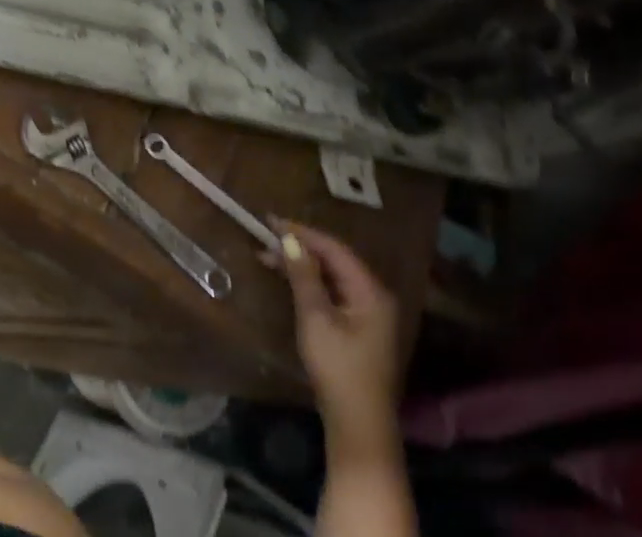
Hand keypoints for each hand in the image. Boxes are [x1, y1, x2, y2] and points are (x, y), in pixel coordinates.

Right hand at [271, 222, 398, 448]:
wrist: (358, 419)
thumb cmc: (337, 366)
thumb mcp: (316, 318)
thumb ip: (304, 277)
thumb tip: (290, 241)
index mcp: (371, 291)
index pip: (335, 249)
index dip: (304, 233)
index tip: (271, 222)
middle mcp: (376, 296)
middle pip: (337, 261)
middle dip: (302, 247)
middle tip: (266, 239)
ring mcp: (370, 314)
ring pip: (334, 276)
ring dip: (304, 264)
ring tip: (270, 256)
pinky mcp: (360, 328)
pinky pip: (335, 292)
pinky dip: (311, 282)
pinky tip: (292, 281)